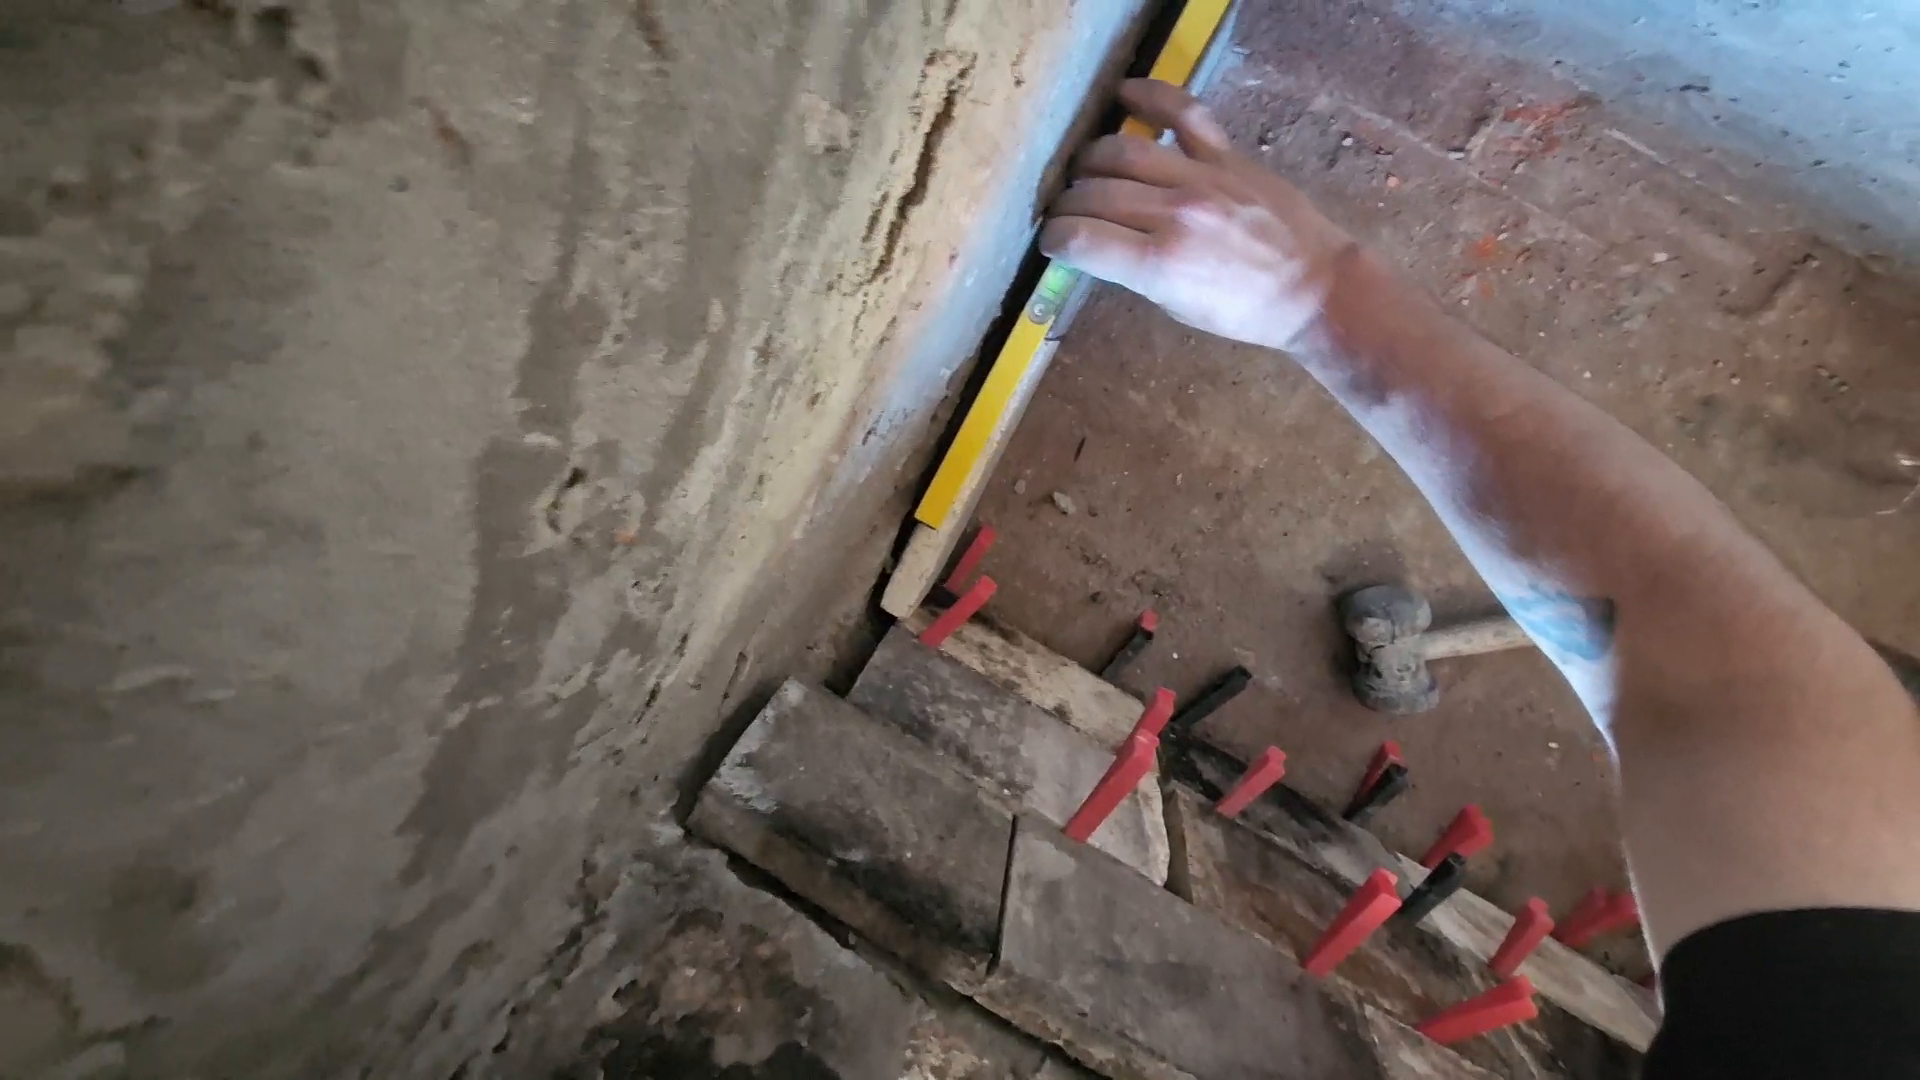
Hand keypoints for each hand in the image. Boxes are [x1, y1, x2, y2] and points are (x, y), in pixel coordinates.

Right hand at [1041, 79, 1353, 350]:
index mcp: (1157, 264)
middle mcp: (1172, 214)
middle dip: (1065, 206)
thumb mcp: (1174, 307)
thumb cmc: (1240, 312)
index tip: (1050, 243)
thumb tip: (1097, 247)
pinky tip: (1123, 95)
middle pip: (1093, 194)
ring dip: (1090, 162)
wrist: (1311, 289)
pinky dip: (1149, 97)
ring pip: (1122, 152)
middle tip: (1063, 214)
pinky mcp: (1226, 155)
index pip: (1079, 240)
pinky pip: (1182, 113)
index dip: (1053, 241)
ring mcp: (1200, 178)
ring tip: (1083, 175)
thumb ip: (1133, 272)